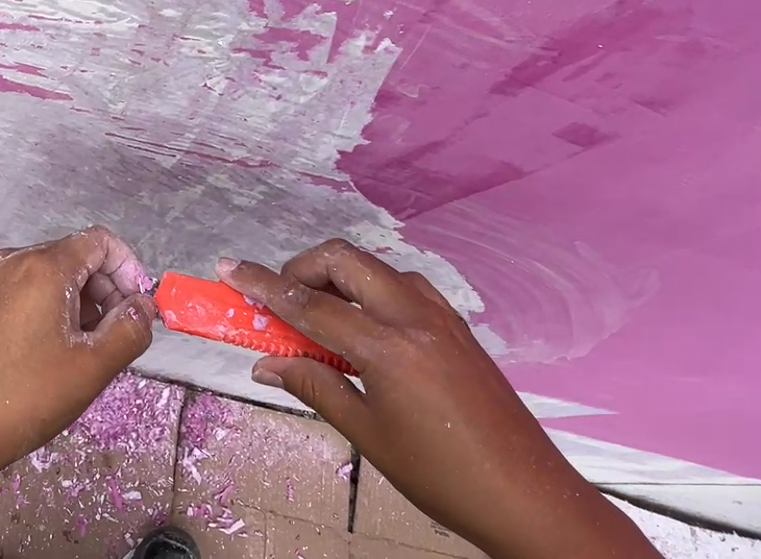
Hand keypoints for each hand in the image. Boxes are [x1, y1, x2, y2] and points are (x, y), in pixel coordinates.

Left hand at [0, 225, 156, 478]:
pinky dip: (54, 307)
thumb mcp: (91, 367)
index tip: (140, 308)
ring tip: (87, 350)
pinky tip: (55, 351)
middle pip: (77, 256)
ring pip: (54, 275)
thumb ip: (130, 330)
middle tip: (118, 336)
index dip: (130, 268)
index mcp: (44, 266)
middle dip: (107, 288)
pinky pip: (30, 289)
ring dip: (83, 302)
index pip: (101, 241)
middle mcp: (16, 261)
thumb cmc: (25, 396)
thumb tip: (144, 306)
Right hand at [220, 242, 660, 558]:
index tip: (229, 267)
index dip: (262, 285)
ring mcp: (441, 316)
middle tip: (280, 299)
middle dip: (301, 267)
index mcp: (388, 348)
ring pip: (374, 266)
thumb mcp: (369, 436)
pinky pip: (403, 284)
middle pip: (343, 259)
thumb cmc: (442, 476)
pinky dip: (371, 288)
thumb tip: (265, 363)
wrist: (532, 500)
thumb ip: (315, 385)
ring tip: (321, 314)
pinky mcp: (458, 325)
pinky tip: (368, 322)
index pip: (308, 304)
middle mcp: (414, 317)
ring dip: (338, 276)